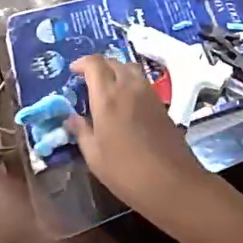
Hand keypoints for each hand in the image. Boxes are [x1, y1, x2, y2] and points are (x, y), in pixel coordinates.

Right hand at [67, 55, 208, 207]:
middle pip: (115, 62)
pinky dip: (130, 82)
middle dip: (99, 65)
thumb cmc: (125, 170)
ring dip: (116, 71)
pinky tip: (124, 101)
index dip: (83, 62)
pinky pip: (142, 82)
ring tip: (105, 89)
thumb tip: (71, 118)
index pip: (95, 63)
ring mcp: (149, 94)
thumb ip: (82, 131)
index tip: (73, 71)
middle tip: (87, 80)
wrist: (170, 180)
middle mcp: (130, 87)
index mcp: (108, 97)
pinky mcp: (161, 104)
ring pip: (131, 69)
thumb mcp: (94, 155)